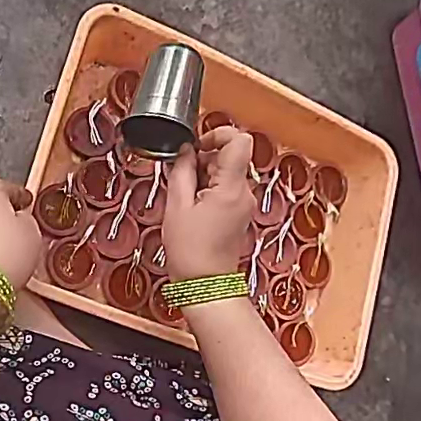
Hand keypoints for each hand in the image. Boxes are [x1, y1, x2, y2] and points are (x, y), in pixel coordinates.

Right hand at [163, 127, 254, 280]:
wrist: (205, 285)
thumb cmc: (191, 252)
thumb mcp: (176, 206)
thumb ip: (182, 171)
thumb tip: (185, 150)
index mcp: (232, 188)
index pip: (239, 140)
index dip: (217, 135)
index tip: (197, 146)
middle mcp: (244, 193)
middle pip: (230, 156)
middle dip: (203, 160)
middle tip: (182, 179)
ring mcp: (243, 204)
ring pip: (226, 173)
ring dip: (203, 177)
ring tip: (185, 199)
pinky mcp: (238, 214)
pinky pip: (225, 190)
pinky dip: (207, 191)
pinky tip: (191, 209)